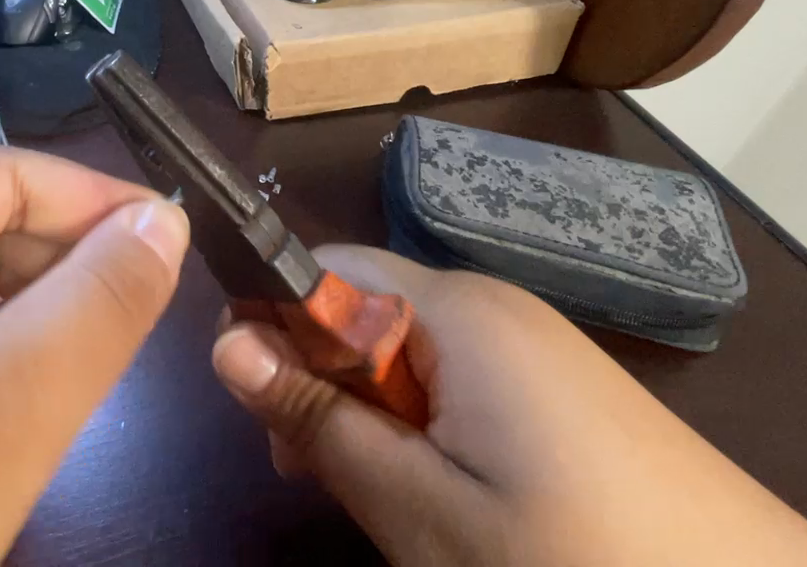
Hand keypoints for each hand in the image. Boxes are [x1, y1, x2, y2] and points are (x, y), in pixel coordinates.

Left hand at [0, 146, 188, 565]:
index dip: (93, 199)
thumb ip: (99, 305)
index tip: (175, 239)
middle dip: (60, 259)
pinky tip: (18, 383)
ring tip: (86, 348)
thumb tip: (163, 221)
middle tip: (137, 310)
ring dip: (28, 305)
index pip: (0, 174)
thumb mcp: (4, 412)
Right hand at [212, 246, 806, 565]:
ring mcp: (531, 345)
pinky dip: (420, 426)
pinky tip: (434, 494)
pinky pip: (455, 380)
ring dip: (365, 408)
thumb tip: (225, 344)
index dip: (274, 322)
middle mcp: (491, 305)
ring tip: (368, 492)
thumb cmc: (580, 563)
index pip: (324, 269)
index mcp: (456, 309)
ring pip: (406, 350)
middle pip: (363, 308)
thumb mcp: (423, 508)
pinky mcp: (557, 388)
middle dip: (317, 375)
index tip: (256, 404)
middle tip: (303, 468)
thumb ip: (318, 418)